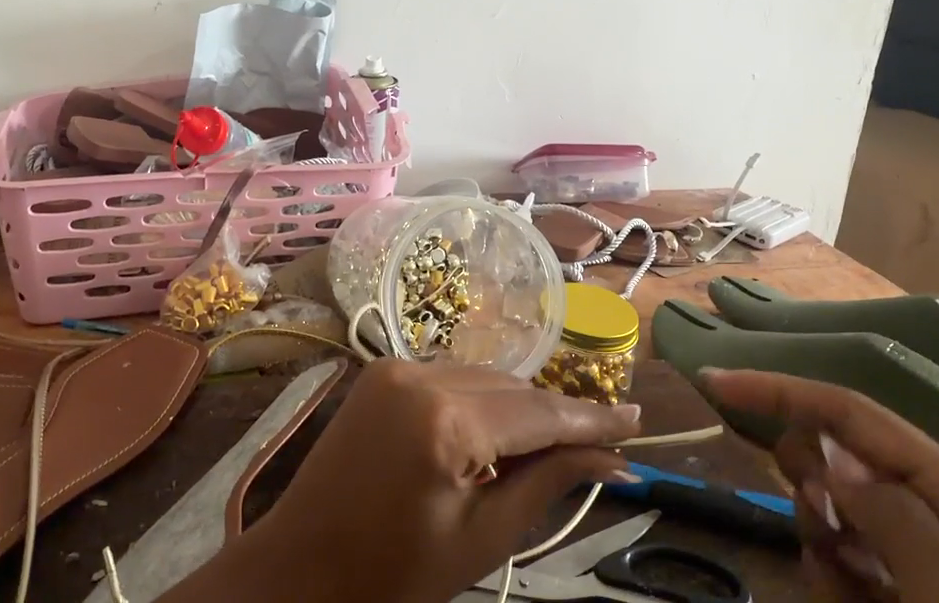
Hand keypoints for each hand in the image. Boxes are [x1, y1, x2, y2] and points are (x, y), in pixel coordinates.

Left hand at [158, 359, 640, 602]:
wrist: (301, 563)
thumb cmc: (394, 572)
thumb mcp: (483, 537)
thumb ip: (548, 483)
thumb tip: (613, 459)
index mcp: (446, 421)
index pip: (540, 413)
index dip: (592, 420)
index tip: (637, 419)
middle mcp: (420, 375)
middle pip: (513, 388)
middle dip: (554, 417)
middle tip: (598, 447)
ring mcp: (395, 367)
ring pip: (483, 377)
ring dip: (516, 408)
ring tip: (546, 449)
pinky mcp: (379, 371)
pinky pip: (450, 376)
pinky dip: (478, 400)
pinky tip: (491, 435)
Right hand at [703, 368, 938, 602]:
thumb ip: (896, 521)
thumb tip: (829, 456)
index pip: (851, 412)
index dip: (778, 390)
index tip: (711, 384)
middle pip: (834, 455)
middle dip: (809, 489)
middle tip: (832, 546)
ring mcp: (924, 546)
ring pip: (831, 507)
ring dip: (821, 542)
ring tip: (852, 594)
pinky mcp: (907, 580)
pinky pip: (841, 555)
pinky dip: (830, 577)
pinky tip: (852, 600)